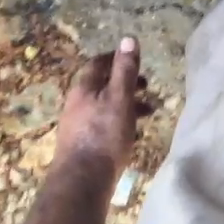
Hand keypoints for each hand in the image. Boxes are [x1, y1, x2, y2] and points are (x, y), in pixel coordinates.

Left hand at [54, 37, 146, 180]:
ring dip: (125, 104)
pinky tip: (132, 135)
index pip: (98, 63)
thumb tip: (128, 39)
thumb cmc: (103, 135)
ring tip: (147, 113)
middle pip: (101, 86)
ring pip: (104, 107)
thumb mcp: (120, 97)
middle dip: (125, 83)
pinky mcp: (80, 147)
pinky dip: (118, 122)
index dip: (115, 58)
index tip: (134, 60)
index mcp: (84, 88)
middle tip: (146, 86)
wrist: (80, 184)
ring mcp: (76, 127)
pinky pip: (102, 126)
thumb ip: (125, 70)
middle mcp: (76, 104)